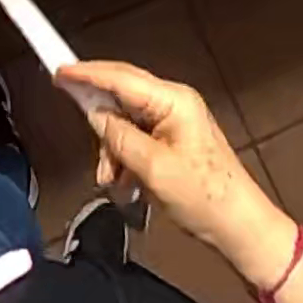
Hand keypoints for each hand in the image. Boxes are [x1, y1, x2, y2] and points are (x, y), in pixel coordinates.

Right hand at [57, 60, 297, 285]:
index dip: (86, 73)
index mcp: (173, 100)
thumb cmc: (206, 198)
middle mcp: (172, 100)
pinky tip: (122, 178)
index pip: (120, 76)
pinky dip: (122, 152)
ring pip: (123, 117)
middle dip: (98, 116)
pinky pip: (134, 132)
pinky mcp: (171, 135)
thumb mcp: (153, 168)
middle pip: (119, 93)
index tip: (58, 71)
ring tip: (110, 175)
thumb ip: (117, 135)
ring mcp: (173, 117)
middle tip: (77, 124)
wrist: (244, 232)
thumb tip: (93, 113)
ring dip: (111, 144)